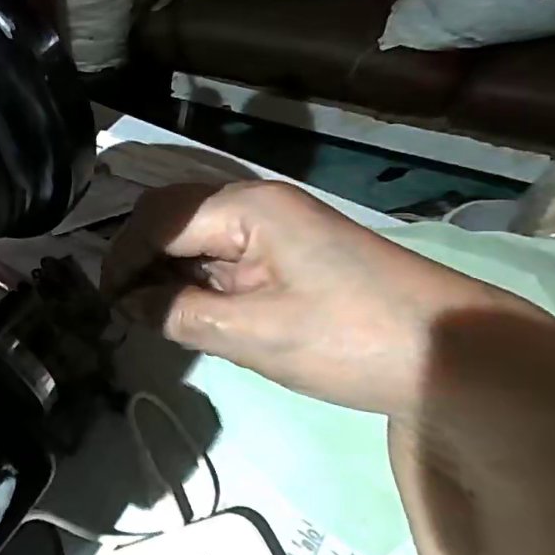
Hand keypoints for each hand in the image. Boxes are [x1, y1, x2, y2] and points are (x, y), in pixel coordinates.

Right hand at [101, 180, 554, 418]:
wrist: (451, 352)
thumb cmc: (351, 338)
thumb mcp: (255, 335)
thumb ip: (180, 314)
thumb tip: (128, 306)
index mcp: (248, 206)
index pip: (159, 219)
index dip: (123, 259)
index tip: (103, 306)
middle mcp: (258, 202)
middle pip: (174, 217)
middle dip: (140, 259)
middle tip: (121, 310)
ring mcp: (277, 225)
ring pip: (198, 236)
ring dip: (168, 270)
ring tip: (147, 315)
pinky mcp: (290, 251)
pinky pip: (226, 253)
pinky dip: (199, 279)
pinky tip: (189, 310)